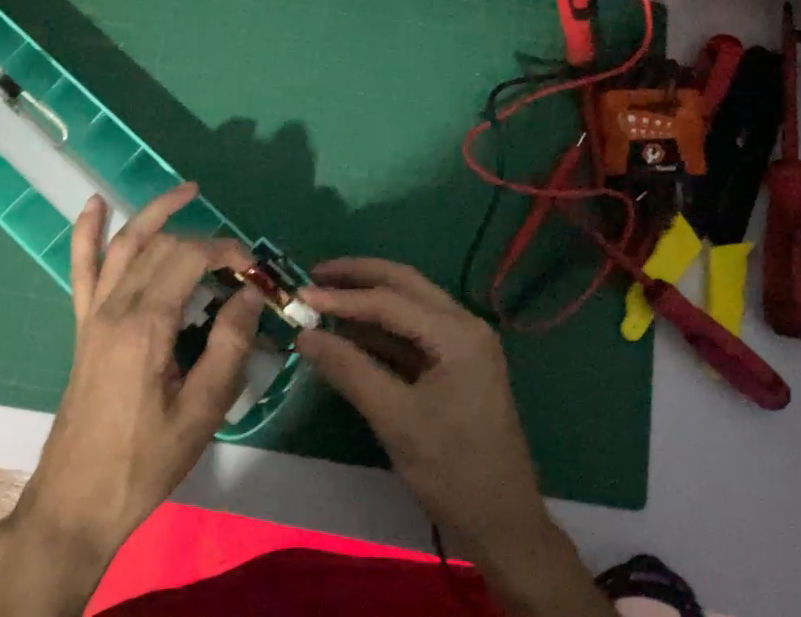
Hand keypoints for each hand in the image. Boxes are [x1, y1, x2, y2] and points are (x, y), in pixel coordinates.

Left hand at [0, 183, 263, 616]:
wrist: (78, 499)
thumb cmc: (145, 462)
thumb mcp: (201, 412)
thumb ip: (228, 347)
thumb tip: (250, 296)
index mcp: (146, 326)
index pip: (190, 259)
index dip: (228, 252)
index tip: (258, 270)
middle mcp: (115, 308)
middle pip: (162, 249)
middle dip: (205, 241)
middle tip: (241, 261)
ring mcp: (93, 315)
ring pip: (124, 246)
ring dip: (154, 214)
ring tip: (187, 191)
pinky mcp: (83, 327)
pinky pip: (82, 269)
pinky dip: (87, 234)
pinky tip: (95, 205)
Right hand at [296, 258, 611, 616]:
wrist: (501, 523)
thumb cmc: (451, 469)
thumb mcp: (394, 418)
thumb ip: (348, 369)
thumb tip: (304, 335)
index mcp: (457, 334)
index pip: (389, 300)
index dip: (341, 297)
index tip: (299, 295)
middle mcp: (465, 327)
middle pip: (404, 286)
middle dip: (357, 278)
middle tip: (313, 276)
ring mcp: (463, 346)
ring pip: (409, 308)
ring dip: (367, 302)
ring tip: (324, 302)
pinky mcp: (456, 367)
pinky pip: (413, 336)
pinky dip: (380, 332)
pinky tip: (348, 336)